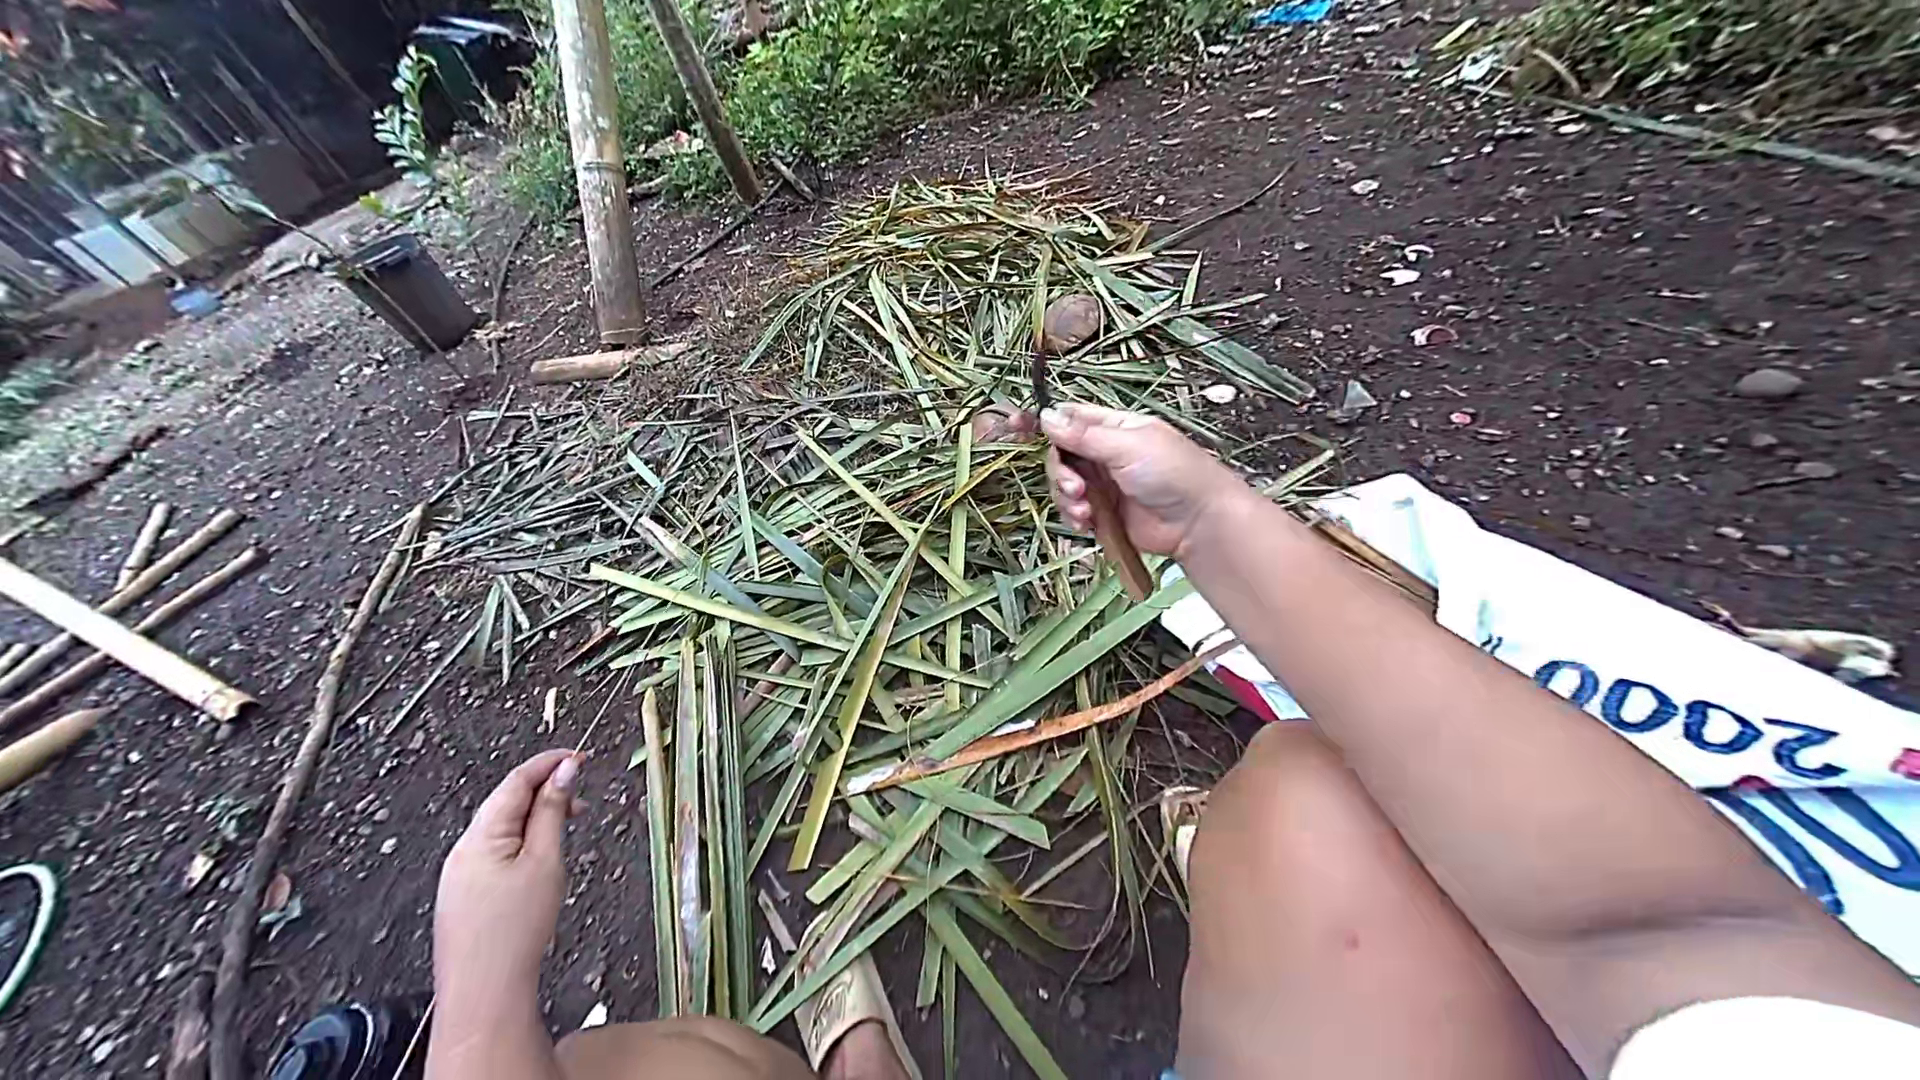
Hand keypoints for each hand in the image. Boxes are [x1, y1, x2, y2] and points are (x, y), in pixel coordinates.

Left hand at [433, 749, 584, 1003]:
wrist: (484, 991)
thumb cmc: (515, 928)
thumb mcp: (546, 859)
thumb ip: (553, 810)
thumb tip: (564, 771)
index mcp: (479, 836)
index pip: (516, 781)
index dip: (550, 763)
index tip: (580, 756)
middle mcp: (463, 849)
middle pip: (507, 800)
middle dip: (546, 788)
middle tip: (582, 792)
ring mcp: (460, 872)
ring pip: (503, 825)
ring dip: (538, 813)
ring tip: (570, 820)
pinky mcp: (465, 891)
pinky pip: (497, 848)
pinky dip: (525, 837)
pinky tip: (544, 850)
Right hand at [1042, 402, 1250, 559]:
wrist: (1198, 523)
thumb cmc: (1173, 473)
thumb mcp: (1127, 446)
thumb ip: (1083, 435)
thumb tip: (1045, 415)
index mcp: (1113, 427)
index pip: (1069, 418)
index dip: (1042, 422)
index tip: (1014, 425)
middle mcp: (1104, 453)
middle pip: (1059, 455)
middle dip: (1060, 472)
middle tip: (1076, 487)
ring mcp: (1103, 484)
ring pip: (1063, 485)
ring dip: (1066, 497)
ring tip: (1086, 508)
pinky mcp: (1103, 512)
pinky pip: (1073, 510)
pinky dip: (1074, 516)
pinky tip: (1087, 522)